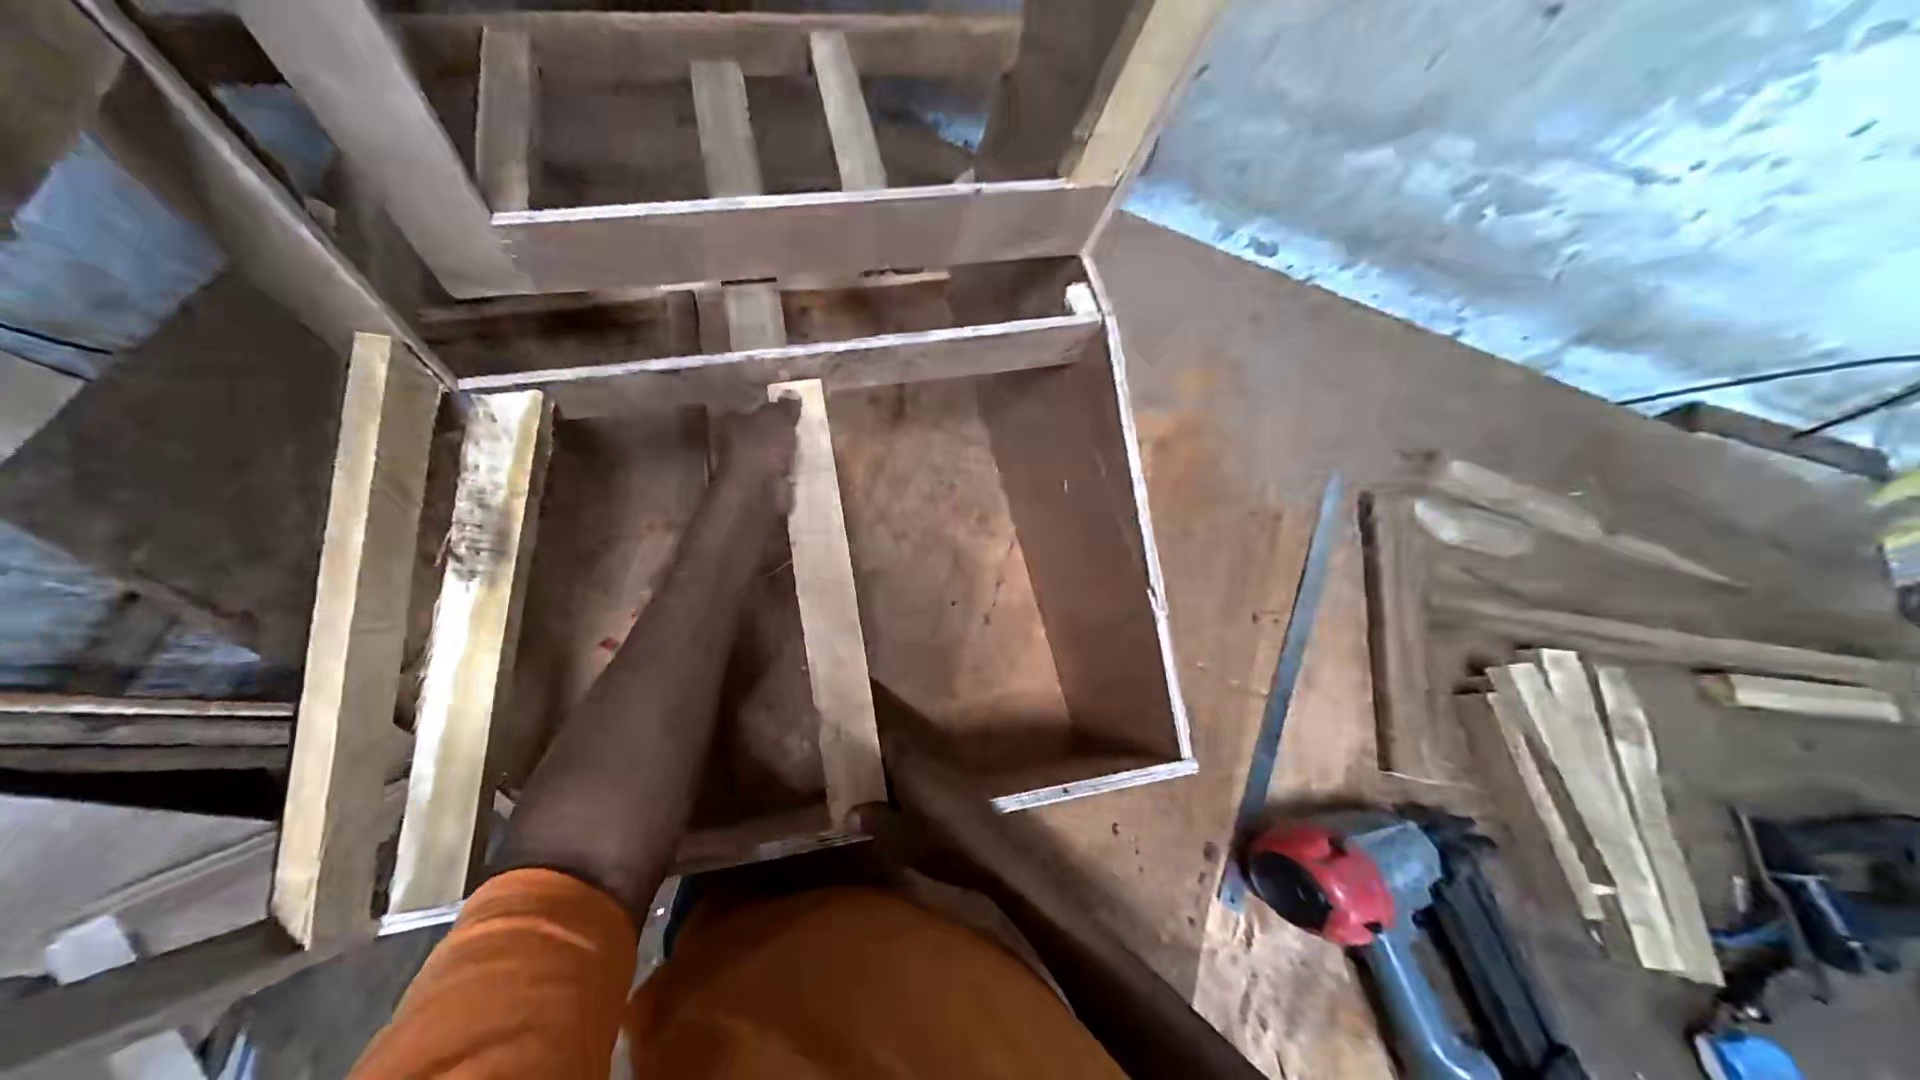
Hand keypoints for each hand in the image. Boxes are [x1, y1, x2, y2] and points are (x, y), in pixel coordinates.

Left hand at [714, 397, 799, 503]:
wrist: (758, 490)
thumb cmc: (763, 446)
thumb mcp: (778, 418)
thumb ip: (784, 407)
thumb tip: (791, 393)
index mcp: (733, 421)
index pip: (750, 410)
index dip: (767, 408)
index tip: (787, 408)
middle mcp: (734, 443)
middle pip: (759, 433)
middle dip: (777, 432)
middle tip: (801, 427)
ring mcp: (747, 467)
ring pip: (769, 455)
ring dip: (784, 454)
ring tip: (807, 448)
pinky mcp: (760, 487)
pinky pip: (777, 475)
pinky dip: (788, 473)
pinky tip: (803, 469)